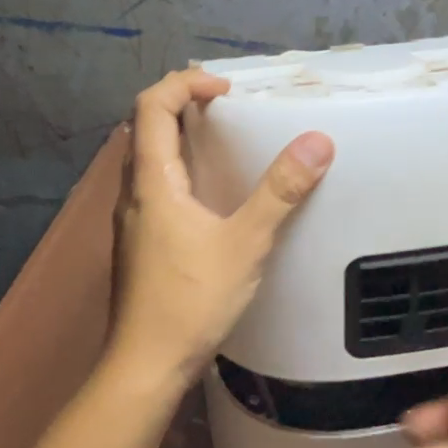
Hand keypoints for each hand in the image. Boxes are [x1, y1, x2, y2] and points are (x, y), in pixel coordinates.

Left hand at [106, 69, 333, 382]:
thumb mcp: (245, 245)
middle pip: (146, 127)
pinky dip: (178, 171)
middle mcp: (132, 193)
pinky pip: (153, 188)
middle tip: (227, 106)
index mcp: (151, 181)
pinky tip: (209, 196)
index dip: (184, 83)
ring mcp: (131, 220)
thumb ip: (280, 193)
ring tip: (223, 142)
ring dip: (179, 138)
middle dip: (182, 104)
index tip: (226, 89)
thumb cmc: (190, 302)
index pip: (152, 105)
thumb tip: (317, 142)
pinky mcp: (137, 244)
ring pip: (147, 159)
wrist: (145, 364)